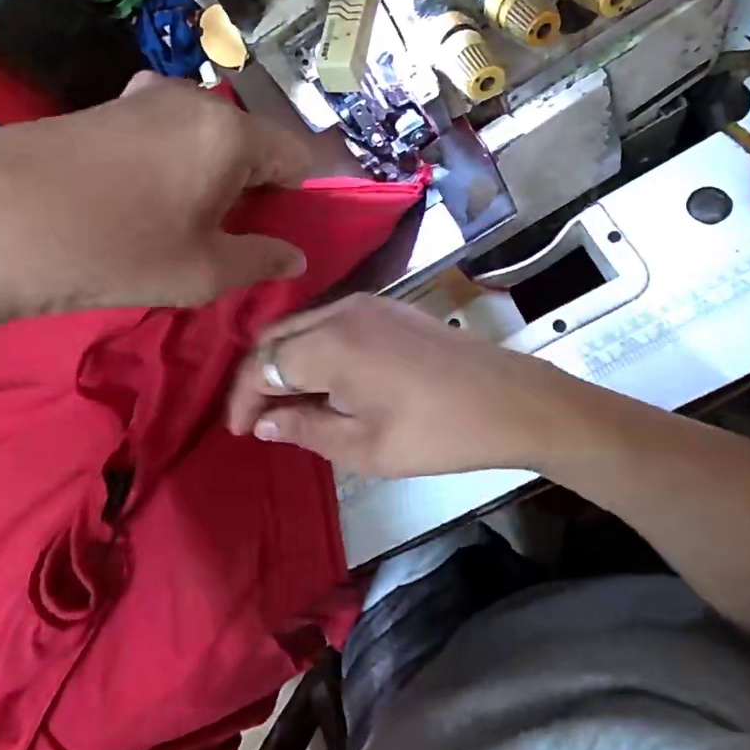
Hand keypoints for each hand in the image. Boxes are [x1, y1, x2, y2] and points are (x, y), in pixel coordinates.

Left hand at [0, 73, 313, 328]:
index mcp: (230, 132)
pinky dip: (170, 166)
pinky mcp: (101, 107)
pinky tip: (132, 204)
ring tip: (176, 227)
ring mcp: (141, 97)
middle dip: (253, 191)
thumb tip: (296, 255)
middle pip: (253, 147)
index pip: (299, 159)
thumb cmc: (104, 252)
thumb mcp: (199, 273)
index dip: (300, 202)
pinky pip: (163, 135)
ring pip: (207, 140)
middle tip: (225, 242)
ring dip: (210, 180)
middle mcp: (194, 100)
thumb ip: (262, 260)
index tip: (277, 239)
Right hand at [224, 295, 606, 476]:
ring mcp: (369, 304)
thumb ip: (305, 428)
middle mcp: (343, 310)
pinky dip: (314, 348)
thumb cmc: (435, 431)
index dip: (244, 399)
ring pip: (303, 325)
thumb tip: (265, 420)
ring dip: (286, 360)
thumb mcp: (364, 446)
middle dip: (258, 376)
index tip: (241, 432)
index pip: (263, 364)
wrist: (508, 399)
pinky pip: (332, 321)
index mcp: (330, 343)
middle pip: (277, 336)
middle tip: (259, 419)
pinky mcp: (389, 308)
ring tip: (288, 405)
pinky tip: (324, 380)